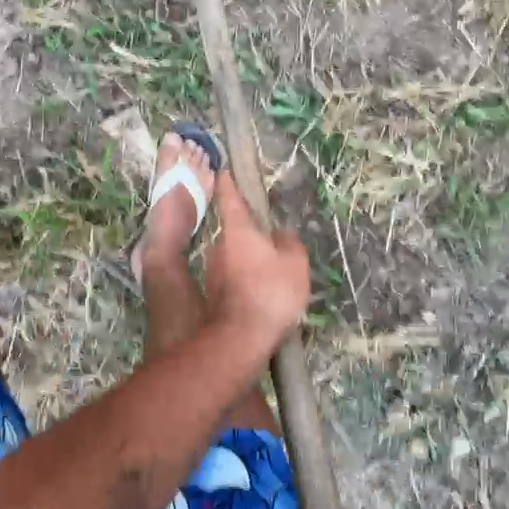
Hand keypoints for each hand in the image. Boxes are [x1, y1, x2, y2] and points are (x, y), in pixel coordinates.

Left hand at [203, 169, 310, 352]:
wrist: (240, 338)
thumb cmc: (269, 291)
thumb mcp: (295, 263)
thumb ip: (290, 243)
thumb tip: (282, 235)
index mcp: (238, 230)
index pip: (229, 198)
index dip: (228, 183)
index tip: (224, 170)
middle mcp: (219, 245)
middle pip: (235, 232)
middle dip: (251, 235)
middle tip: (272, 242)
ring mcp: (213, 270)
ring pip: (234, 257)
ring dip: (249, 261)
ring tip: (272, 275)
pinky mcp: (214, 294)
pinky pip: (233, 279)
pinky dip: (245, 282)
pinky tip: (262, 296)